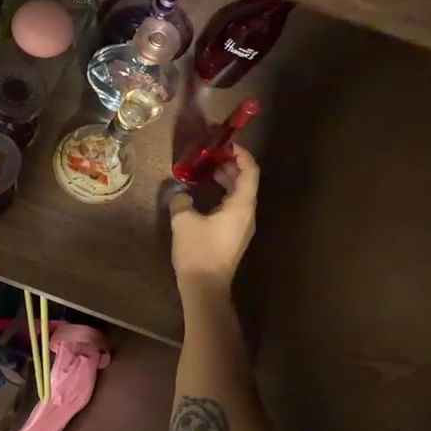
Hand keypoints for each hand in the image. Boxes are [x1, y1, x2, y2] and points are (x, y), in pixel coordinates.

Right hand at [168, 145, 258, 290]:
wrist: (205, 286)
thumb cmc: (198, 250)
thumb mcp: (183, 221)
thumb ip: (181, 201)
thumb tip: (181, 192)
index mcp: (241, 206)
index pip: (250, 172)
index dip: (242, 155)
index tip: (227, 144)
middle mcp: (247, 214)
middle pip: (247, 183)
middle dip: (232, 166)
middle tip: (213, 156)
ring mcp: (242, 226)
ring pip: (240, 196)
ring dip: (227, 181)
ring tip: (208, 172)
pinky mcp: (234, 236)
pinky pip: (234, 207)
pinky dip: (224, 195)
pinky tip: (206, 196)